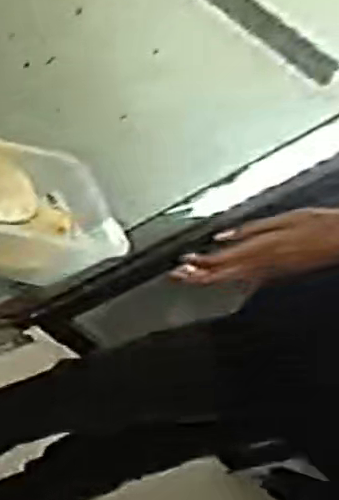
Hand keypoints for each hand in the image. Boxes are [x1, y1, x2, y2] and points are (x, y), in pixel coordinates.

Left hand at [171, 208, 338, 285]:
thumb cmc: (326, 224)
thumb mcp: (288, 218)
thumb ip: (251, 228)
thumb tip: (221, 235)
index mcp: (258, 248)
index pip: (214, 260)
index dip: (194, 262)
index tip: (182, 260)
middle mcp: (257, 263)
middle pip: (213, 276)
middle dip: (191, 277)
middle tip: (175, 275)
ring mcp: (265, 272)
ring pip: (224, 281)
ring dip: (202, 280)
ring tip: (187, 278)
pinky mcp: (274, 275)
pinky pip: (241, 281)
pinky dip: (224, 281)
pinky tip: (216, 278)